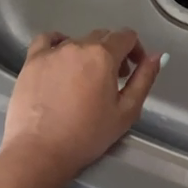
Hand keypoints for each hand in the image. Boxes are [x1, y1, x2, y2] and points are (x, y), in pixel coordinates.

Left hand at [1, 29, 160, 180]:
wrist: (40, 151)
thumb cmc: (87, 136)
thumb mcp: (126, 112)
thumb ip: (144, 80)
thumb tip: (156, 56)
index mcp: (103, 56)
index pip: (126, 36)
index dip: (135, 50)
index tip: (134, 69)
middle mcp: (77, 46)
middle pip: (102, 37)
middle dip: (113, 53)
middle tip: (113, 80)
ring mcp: (51, 52)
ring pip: (77, 41)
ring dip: (87, 54)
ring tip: (85, 79)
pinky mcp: (31, 61)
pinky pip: (47, 40)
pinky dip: (58, 44)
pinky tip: (61, 61)